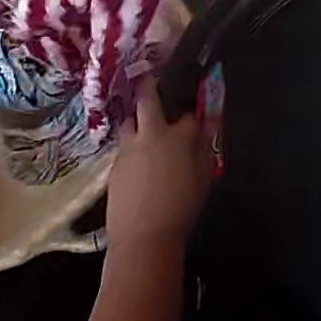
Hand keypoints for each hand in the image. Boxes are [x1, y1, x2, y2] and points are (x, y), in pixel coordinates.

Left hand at [106, 77, 211, 253]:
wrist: (143, 237)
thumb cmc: (181, 209)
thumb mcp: (204, 177)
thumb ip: (204, 148)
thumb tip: (206, 128)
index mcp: (179, 136)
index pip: (189, 113)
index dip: (193, 112)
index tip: (195, 114)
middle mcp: (151, 135)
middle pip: (147, 98)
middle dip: (151, 86)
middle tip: (153, 82)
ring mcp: (129, 149)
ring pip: (129, 122)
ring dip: (137, 122)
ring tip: (144, 130)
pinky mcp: (114, 165)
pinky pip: (123, 148)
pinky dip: (131, 149)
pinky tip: (138, 164)